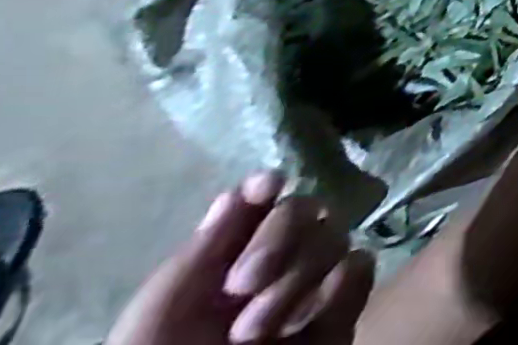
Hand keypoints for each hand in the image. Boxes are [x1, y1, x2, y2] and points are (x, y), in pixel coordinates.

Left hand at [108, 172, 373, 344]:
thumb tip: (239, 190)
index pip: (260, 199)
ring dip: (299, 275)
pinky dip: (339, 287)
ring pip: (335, 237)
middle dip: (279, 240)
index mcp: (223, 262)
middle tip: (242, 287)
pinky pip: (361, 269)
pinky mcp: (343, 314)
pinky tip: (307, 322)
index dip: (267, 187)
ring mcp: (311, 288)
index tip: (265, 189)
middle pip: (307, 209)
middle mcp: (273, 265)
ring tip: (256, 332)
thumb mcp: (157, 321)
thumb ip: (199, 254)